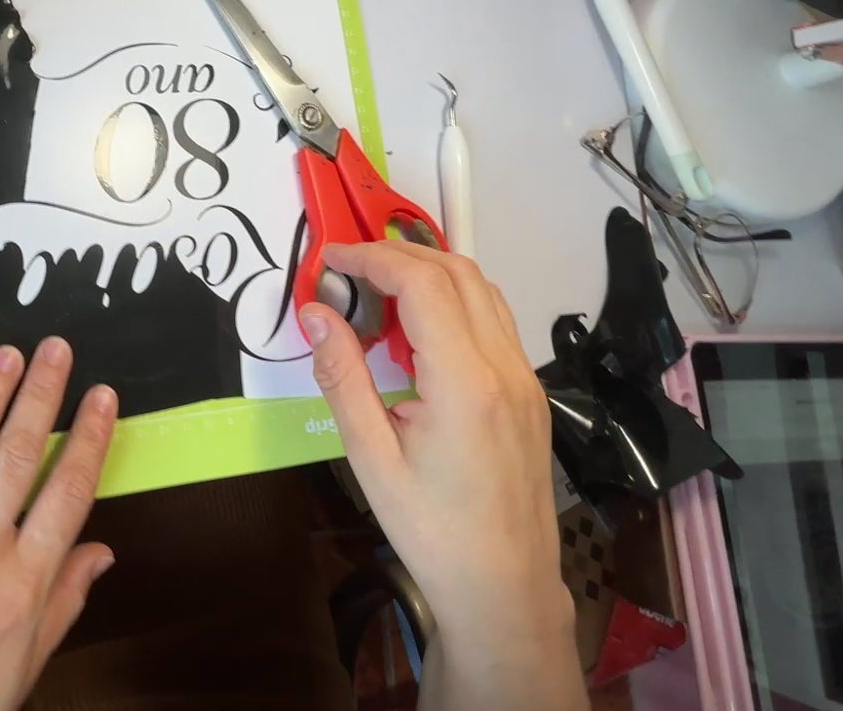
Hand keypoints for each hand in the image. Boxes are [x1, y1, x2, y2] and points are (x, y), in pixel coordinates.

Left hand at [0, 338, 117, 710]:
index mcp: (23, 586)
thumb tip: (104, 550)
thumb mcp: (25, 667)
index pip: (67, 493)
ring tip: (6, 355)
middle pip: (18, 459)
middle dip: (41, 397)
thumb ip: (64, 602)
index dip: (87, 438)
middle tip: (55, 349)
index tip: (101, 396)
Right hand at [301, 242, 584, 710]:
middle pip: (458, 272)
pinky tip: (413, 327)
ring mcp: (525, 378)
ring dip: (427, 271)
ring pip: (481, 289)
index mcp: (466, 383)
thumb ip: (341, 374)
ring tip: (374, 287)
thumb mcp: (369, 454)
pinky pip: (491, 318)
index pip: (423, 283)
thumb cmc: (430, 527)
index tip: (329, 259)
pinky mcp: (528, 391)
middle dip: (397, 253)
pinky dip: (449, 298)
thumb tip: (314, 312)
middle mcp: (506, 368)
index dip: (372, 258)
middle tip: (346, 267)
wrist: (504, 587)